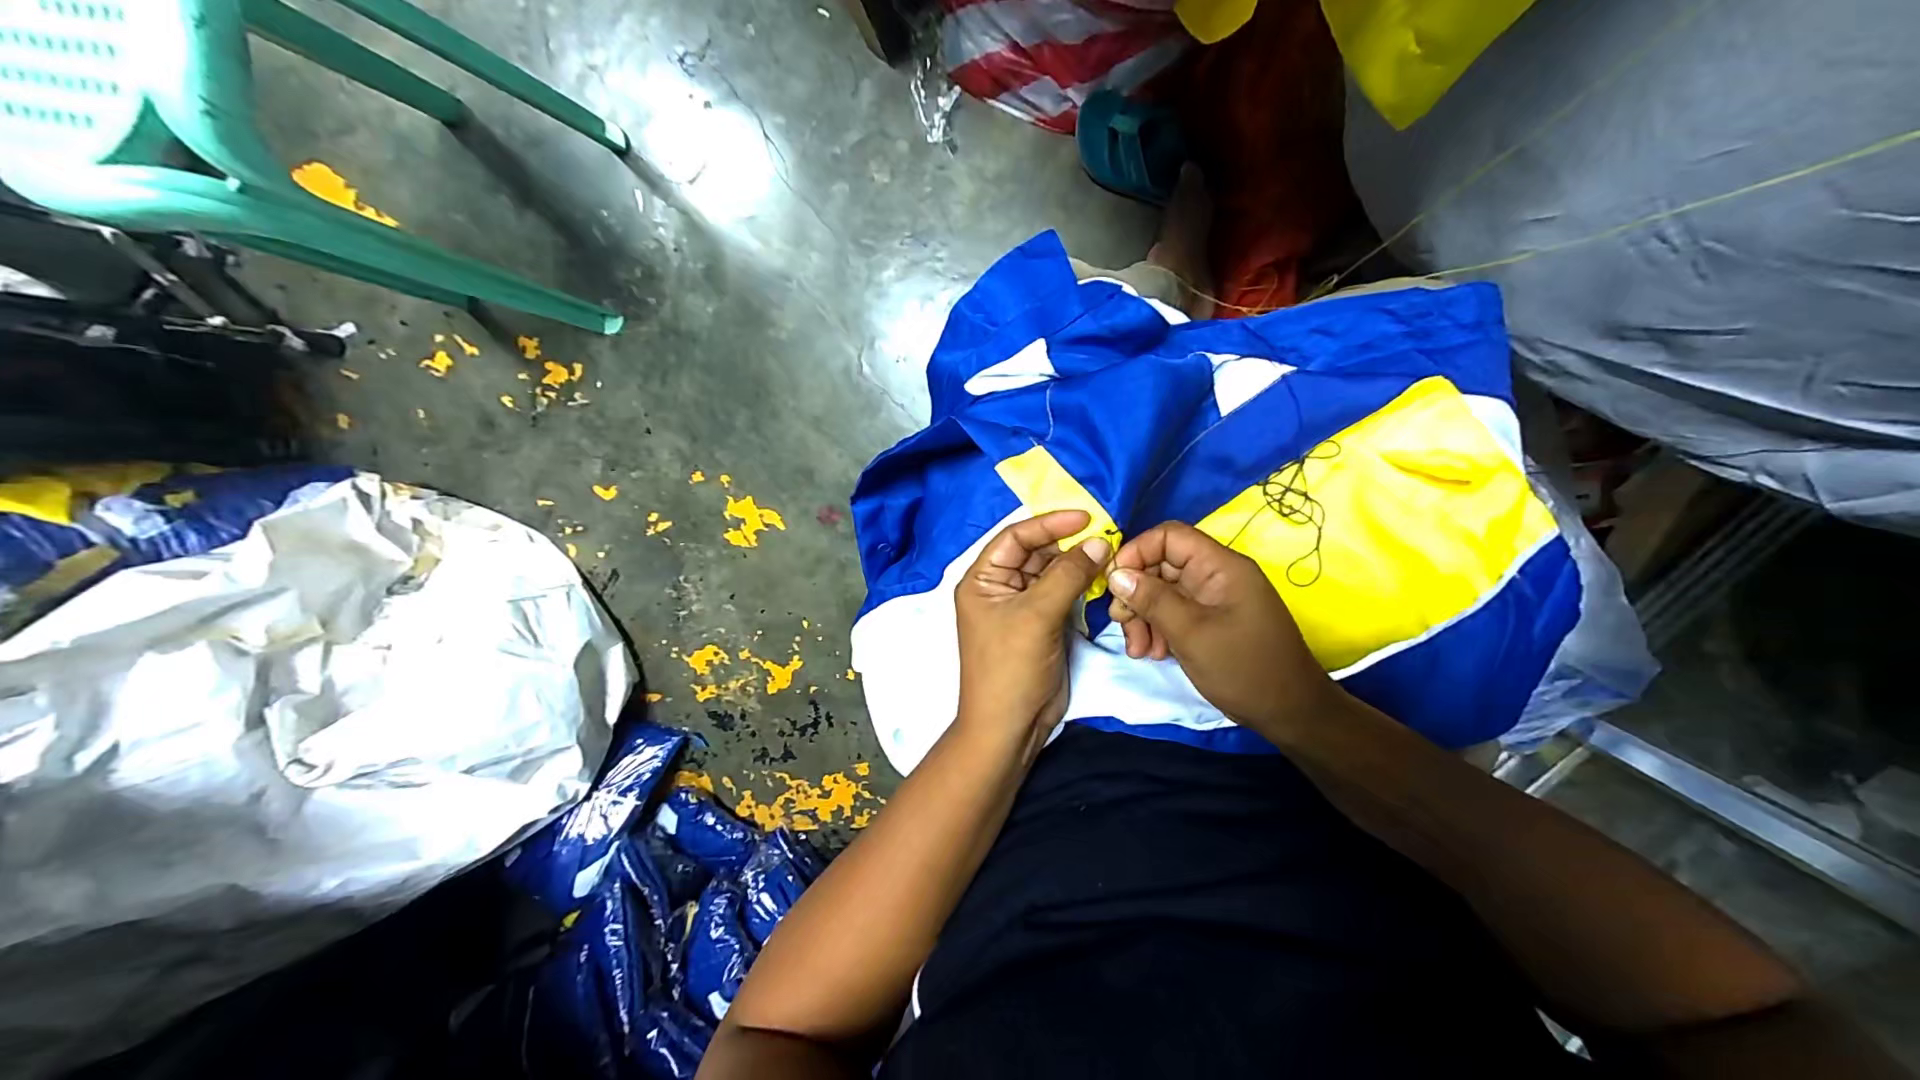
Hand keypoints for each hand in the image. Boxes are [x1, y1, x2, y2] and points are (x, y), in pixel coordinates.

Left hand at [955, 510, 1109, 754]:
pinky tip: (1101, 577)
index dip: (1049, 523)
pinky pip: (1061, 593)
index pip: (1015, 537)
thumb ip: (1068, 575)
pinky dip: (1080, 585)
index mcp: (982, 579)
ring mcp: (1021, 606)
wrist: (1010, 726)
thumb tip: (1099, 541)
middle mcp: (998, 588)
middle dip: (1067, 544)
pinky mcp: (1041, 623)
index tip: (1086, 516)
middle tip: (1105, 537)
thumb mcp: (1037, 616)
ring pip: (1051, 572)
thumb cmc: (1011, 667)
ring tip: (1108, 555)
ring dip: (1077, 564)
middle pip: (1035, 552)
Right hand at [1106, 522, 1339, 740]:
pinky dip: (1156, 629)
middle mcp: (1215, 576)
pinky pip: (1172, 613)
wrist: (1291, 713)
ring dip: (1142, 617)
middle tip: (1122, 624)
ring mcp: (1212, 600)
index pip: (1169, 537)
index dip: (1137, 552)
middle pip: (1161, 566)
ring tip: (1139, 649)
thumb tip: (1116, 574)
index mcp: (1220, 566)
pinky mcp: (1208, 621)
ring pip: (1161, 592)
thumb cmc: (1245, 669)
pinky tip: (1153, 653)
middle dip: (1136, 594)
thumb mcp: (1192, 634)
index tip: (1115, 583)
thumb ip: (1152, 600)